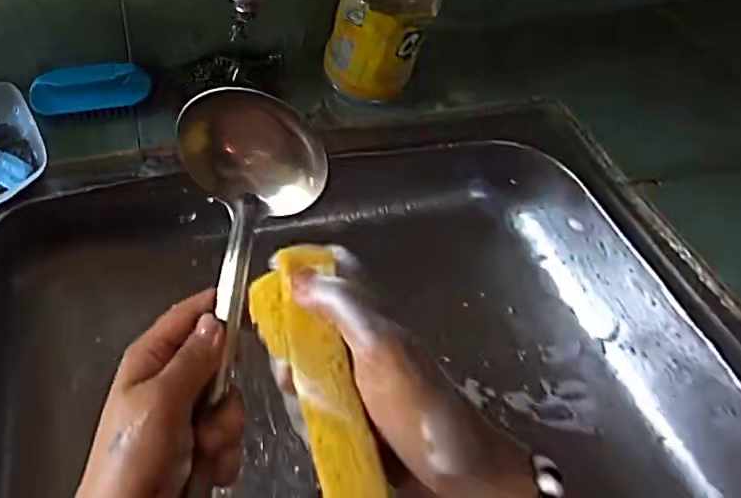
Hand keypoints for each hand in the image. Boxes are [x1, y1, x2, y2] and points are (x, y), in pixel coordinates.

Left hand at [76, 289, 246, 497]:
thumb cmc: (131, 457)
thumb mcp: (161, 400)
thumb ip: (191, 359)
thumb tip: (214, 320)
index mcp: (150, 358)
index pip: (186, 317)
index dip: (214, 307)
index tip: (245, 305)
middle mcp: (167, 382)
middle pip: (216, 363)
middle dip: (224, 391)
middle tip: (210, 412)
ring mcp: (183, 418)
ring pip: (227, 406)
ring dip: (223, 431)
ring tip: (201, 449)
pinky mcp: (196, 451)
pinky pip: (228, 441)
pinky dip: (224, 457)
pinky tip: (208, 470)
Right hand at [284, 253, 536, 497]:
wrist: (466, 487)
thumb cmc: (427, 412)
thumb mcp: (381, 347)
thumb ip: (339, 303)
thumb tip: (294, 272)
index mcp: (368, 310)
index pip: (331, 265)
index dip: (301, 264)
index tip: (273, 282)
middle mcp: (358, 337)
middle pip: (304, 317)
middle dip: (286, 341)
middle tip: (290, 367)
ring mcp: (355, 378)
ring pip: (302, 363)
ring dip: (295, 386)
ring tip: (312, 411)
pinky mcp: (352, 416)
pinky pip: (311, 403)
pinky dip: (305, 415)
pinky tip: (317, 431)